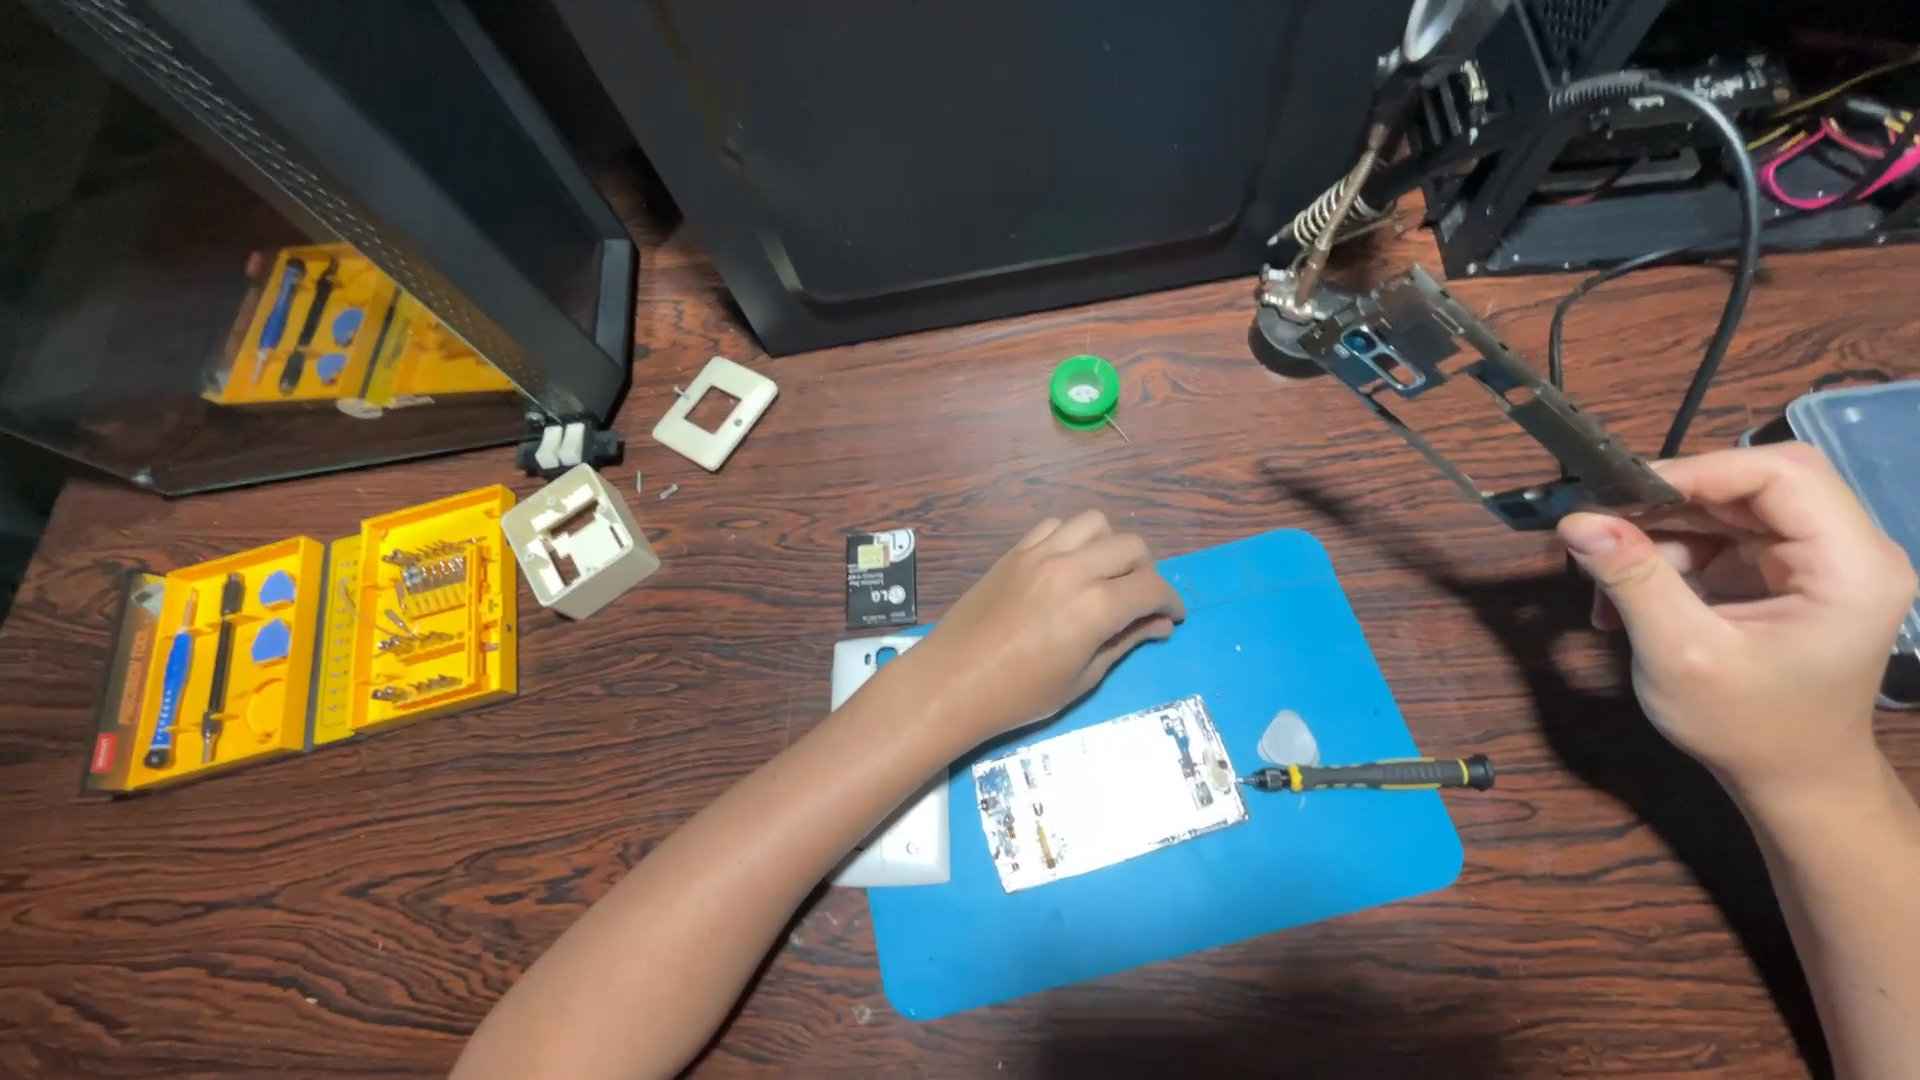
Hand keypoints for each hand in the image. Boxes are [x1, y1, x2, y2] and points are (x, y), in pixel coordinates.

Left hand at [891, 510, 1185, 750]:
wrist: (951, 682)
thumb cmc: (1018, 695)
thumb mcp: (1081, 678)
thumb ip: (1124, 642)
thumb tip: (1159, 624)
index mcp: (1094, 606)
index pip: (1152, 588)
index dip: (1170, 603)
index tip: (1171, 617)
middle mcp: (1072, 568)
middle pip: (1131, 547)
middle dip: (1146, 572)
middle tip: (1139, 601)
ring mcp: (1040, 554)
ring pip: (1095, 523)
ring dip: (1111, 546)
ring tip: (1104, 576)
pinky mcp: (1015, 552)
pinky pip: (1055, 525)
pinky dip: (1072, 539)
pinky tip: (1068, 566)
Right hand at [1557, 443, 1914, 804]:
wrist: (1786, 777)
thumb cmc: (1745, 724)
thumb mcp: (1679, 651)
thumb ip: (1633, 579)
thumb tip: (1574, 521)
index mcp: (1849, 566)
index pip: (1781, 475)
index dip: (1697, 472)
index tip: (1617, 497)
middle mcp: (1839, 551)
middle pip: (1747, 485)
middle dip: (1663, 504)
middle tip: (1596, 528)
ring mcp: (1804, 563)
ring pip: (1717, 510)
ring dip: (1650, 535)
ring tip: (1603, 577)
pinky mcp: (1770, 576)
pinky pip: (1707, 540)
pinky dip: (1656, 558)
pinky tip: (1622, 597)